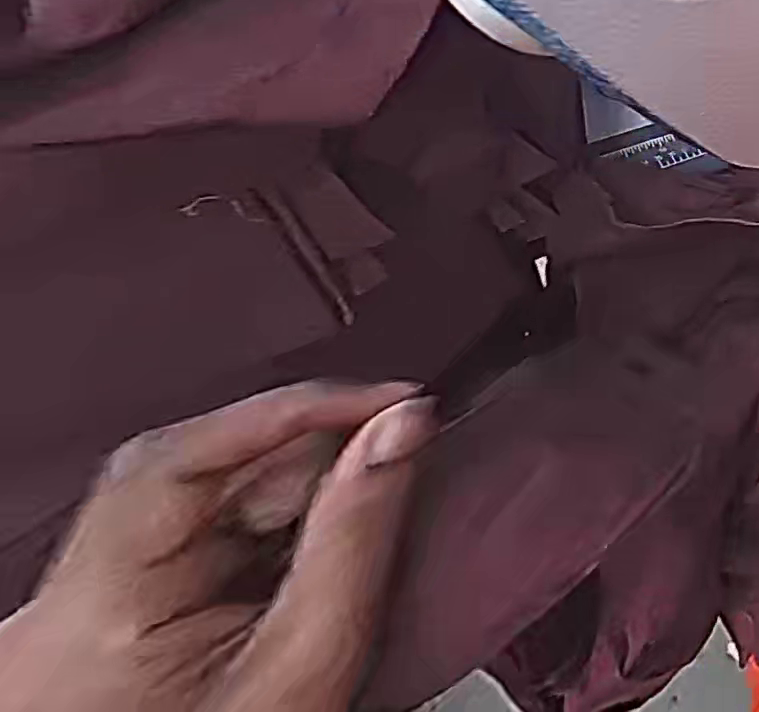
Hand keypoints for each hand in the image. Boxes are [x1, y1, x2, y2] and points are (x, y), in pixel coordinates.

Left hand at [0, 382, 435, 711]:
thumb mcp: (317, 650)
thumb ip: (360, 528)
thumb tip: (407, 419)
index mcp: (86, 621)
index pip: (172, 462)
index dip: (290, 410)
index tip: (393, 397)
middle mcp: (61, 602)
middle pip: (214, 470)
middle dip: (322, 460)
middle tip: (399, 466)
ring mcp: (89, 600)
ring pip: (230, 487)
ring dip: (316, 490)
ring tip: (354, 538)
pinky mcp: (126, 598)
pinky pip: (227, 517)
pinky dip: (298, 516)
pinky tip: (319, 551)